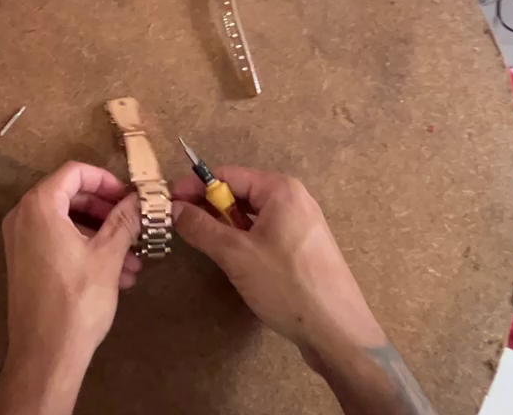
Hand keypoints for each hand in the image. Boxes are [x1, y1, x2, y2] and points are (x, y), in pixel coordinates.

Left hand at [0, 162, 142, 414]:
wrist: (45, 356)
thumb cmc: (76, 301)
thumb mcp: (107, 256)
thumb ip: (124, 220)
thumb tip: (141, 198)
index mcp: (39, 205)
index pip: (74, 172)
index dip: (105, 179)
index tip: (129, 195)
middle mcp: (23, 215)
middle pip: (70, 195)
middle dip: (106, 210)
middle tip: (134, 223)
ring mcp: (20, 239)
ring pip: (66, 222)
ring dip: (101, 235)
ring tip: (134, 258)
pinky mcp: (24, 261)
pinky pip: (57, 241)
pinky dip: (85, 248)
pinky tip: (117, 274)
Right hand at [170, 167, 383, 368]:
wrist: (341, 337)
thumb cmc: (287, 286)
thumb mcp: (235, 254)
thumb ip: (200, 227)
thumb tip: (173, 209)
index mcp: (280, 189)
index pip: (226, 175)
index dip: (195, 187)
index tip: (171, 203)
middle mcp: (294, 199)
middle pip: (240, 193)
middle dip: (210, 208)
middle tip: (184, 226)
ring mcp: (303, 225)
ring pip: (252, 216)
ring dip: (227, 227)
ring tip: (207, 245)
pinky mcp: (306, 250)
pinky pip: (266, 234)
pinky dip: (246, 241)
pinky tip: (236, 262)